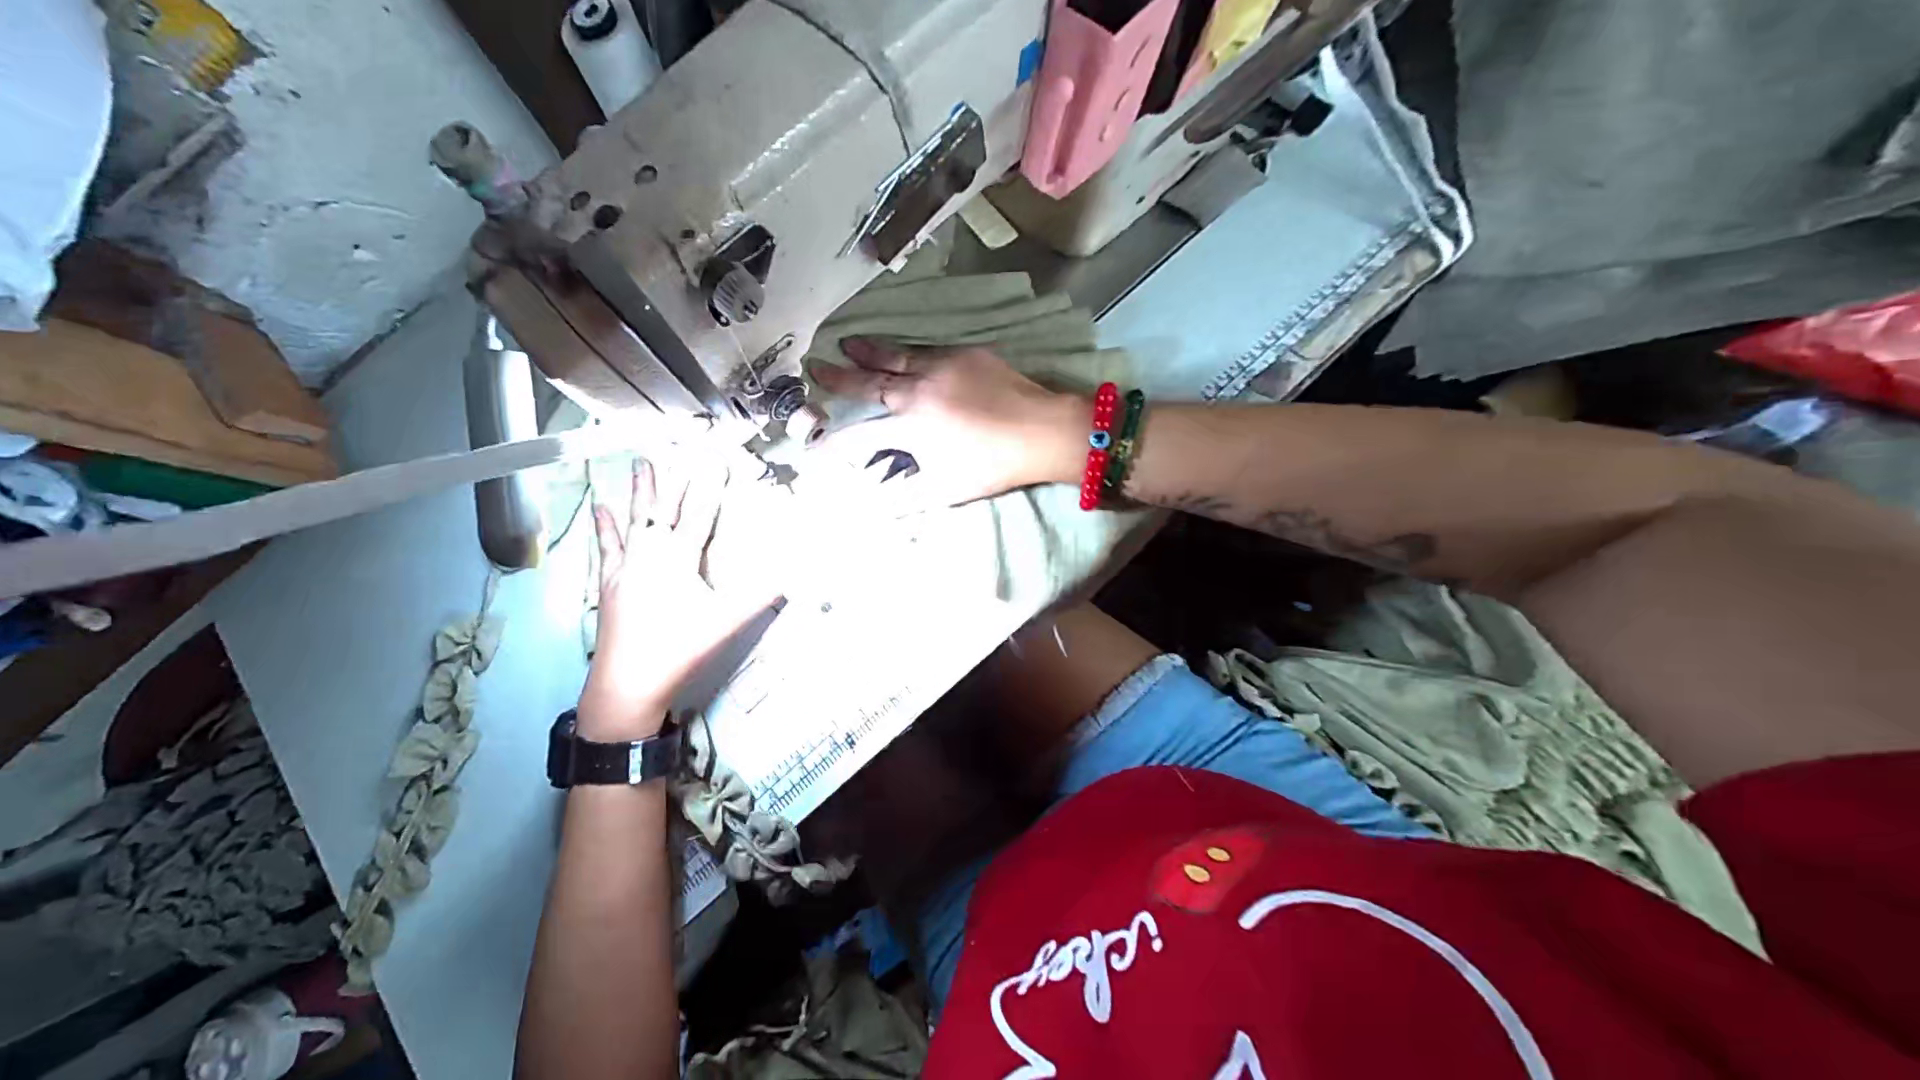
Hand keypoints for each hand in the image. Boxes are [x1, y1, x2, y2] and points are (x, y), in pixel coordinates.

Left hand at [576, 456, 779, 740]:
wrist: (627, 683)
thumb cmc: (680, 650)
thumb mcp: (727, 623)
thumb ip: (759, 596)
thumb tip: (793, 576)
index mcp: (679, 560)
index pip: (699, 515)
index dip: (708, 487)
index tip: (713, 460)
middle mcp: (650, 555)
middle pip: (665, 509)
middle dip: (675, 480)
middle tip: (678, 450)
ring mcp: (625, 567)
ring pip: (634, 521)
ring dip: (639, 491)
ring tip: (639, 463)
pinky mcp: (608, 583)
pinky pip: (606, 547)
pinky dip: (604, 527)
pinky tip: (599, 507)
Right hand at [808, 338, 1087, 513]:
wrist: (1042, 430)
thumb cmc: (993, 465)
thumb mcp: (948, 490)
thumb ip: (907, 499)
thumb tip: (876, 513)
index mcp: (912, 427)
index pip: (862, 436)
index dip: (835, 443)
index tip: (813, 446)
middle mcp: (918, 391)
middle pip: (870, 382)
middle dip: (840, 377)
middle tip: (815, 366)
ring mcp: (942, 366)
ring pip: (896, 356)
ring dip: (869, 352)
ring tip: (848, 343)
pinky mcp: (965, 354)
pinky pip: (927, 349)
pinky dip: (907, 350)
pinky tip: (902, 349)